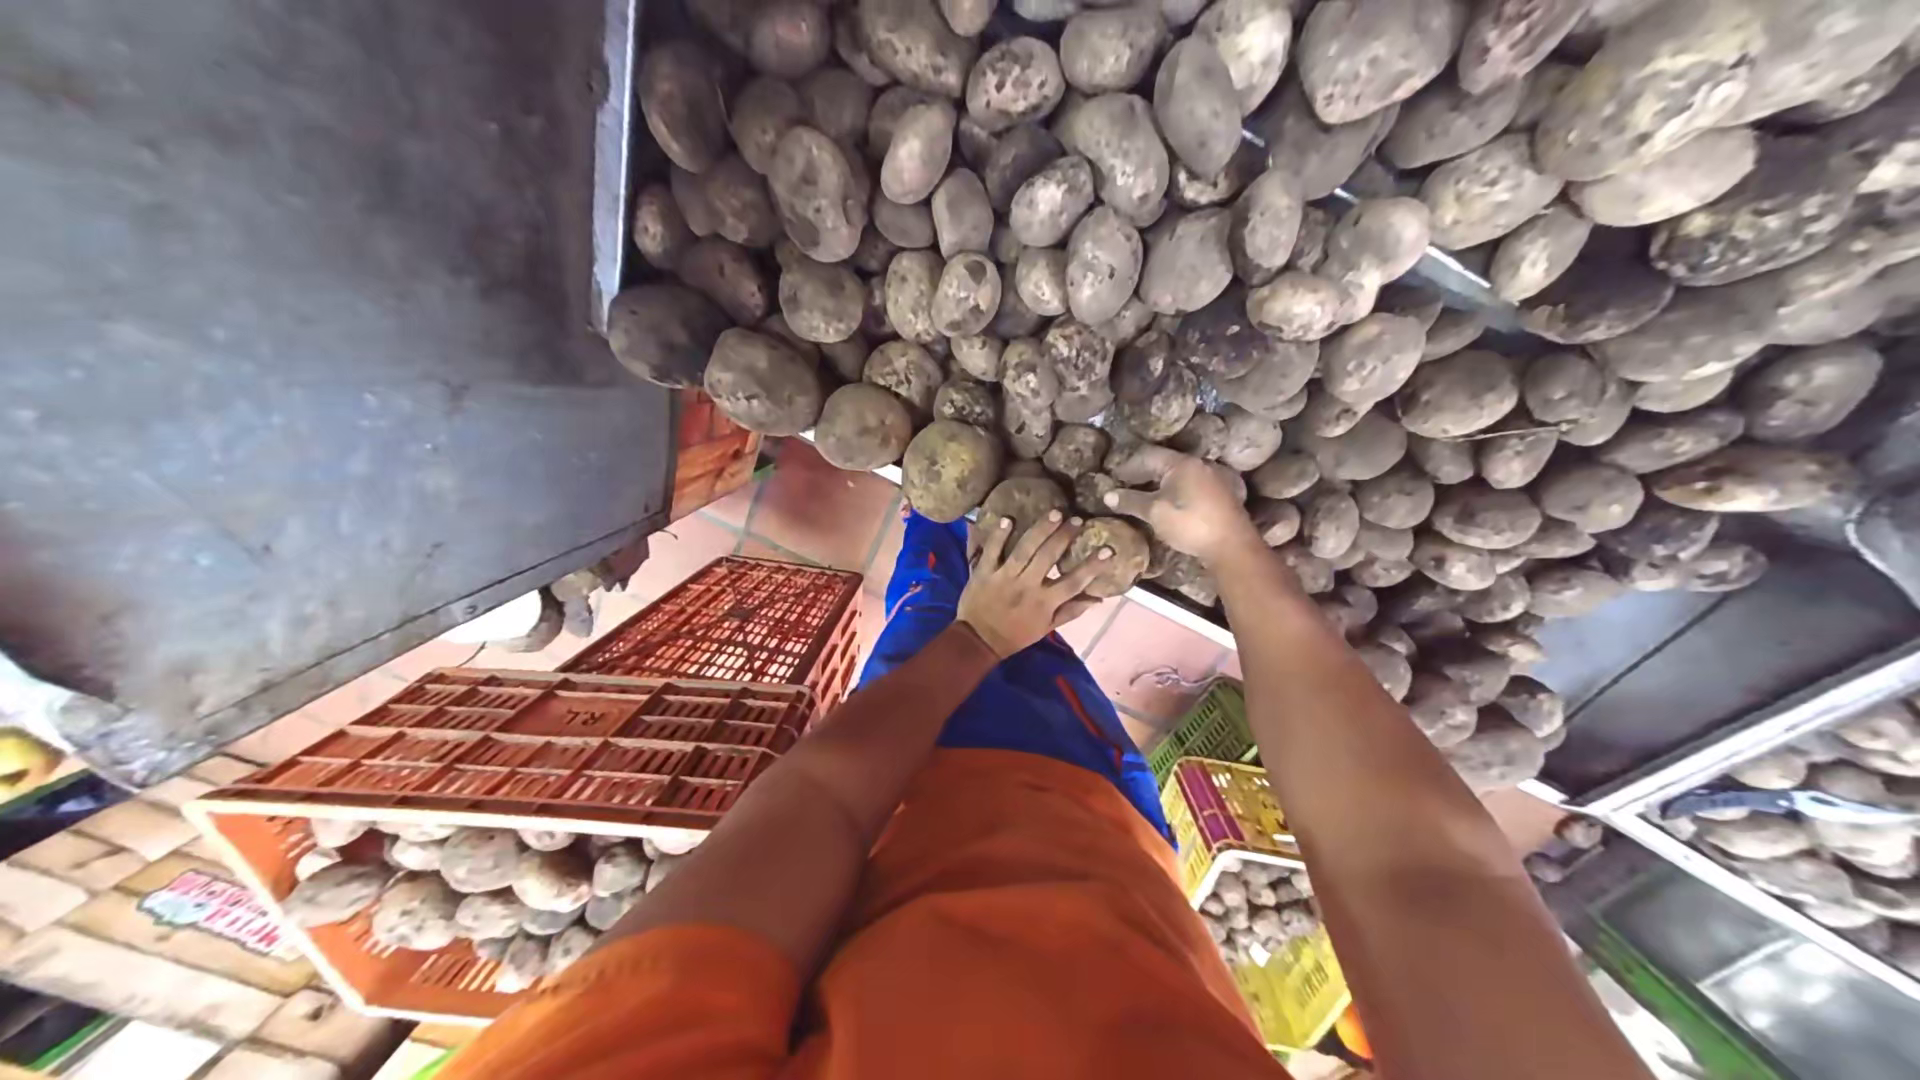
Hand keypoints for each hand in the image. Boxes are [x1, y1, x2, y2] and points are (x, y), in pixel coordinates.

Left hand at [956, 510, 1110, 657]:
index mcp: (1045, 602)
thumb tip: (1098, 598)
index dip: (1092, 566)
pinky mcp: (983, 572)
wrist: (978, 640)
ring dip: (1040, 529)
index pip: (1074, 582)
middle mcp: (1026, 586)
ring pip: (1024, 549)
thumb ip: (1072, 610)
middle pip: (1049, 557)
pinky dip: (998, 535)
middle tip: (1077, 519)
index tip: (1108, 549)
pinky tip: (1008, 518)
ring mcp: (1004, 577)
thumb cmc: (1016, 634)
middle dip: (1065, 536)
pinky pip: (991, 550)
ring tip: (1055, 513)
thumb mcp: (1047, 627)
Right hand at [1103, 446, 1260, 564]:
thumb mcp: (1154, 512)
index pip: (1147, 455)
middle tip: (1123, 489)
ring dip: (1158, 486)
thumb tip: (1107, 494)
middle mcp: (1200, 464)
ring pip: (1178, 477)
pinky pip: (1190, 487)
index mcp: (1182, 462)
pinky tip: (1166, 506)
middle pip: (1164, 464)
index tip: (1112, 479)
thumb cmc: (1189, 523)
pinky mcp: (1220, 495)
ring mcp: (1213, 479)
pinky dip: (1174, 493)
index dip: (1127, 466)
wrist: (1231, 546)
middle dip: (1142, 476)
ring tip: (1141, 499)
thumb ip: (1131, 500)